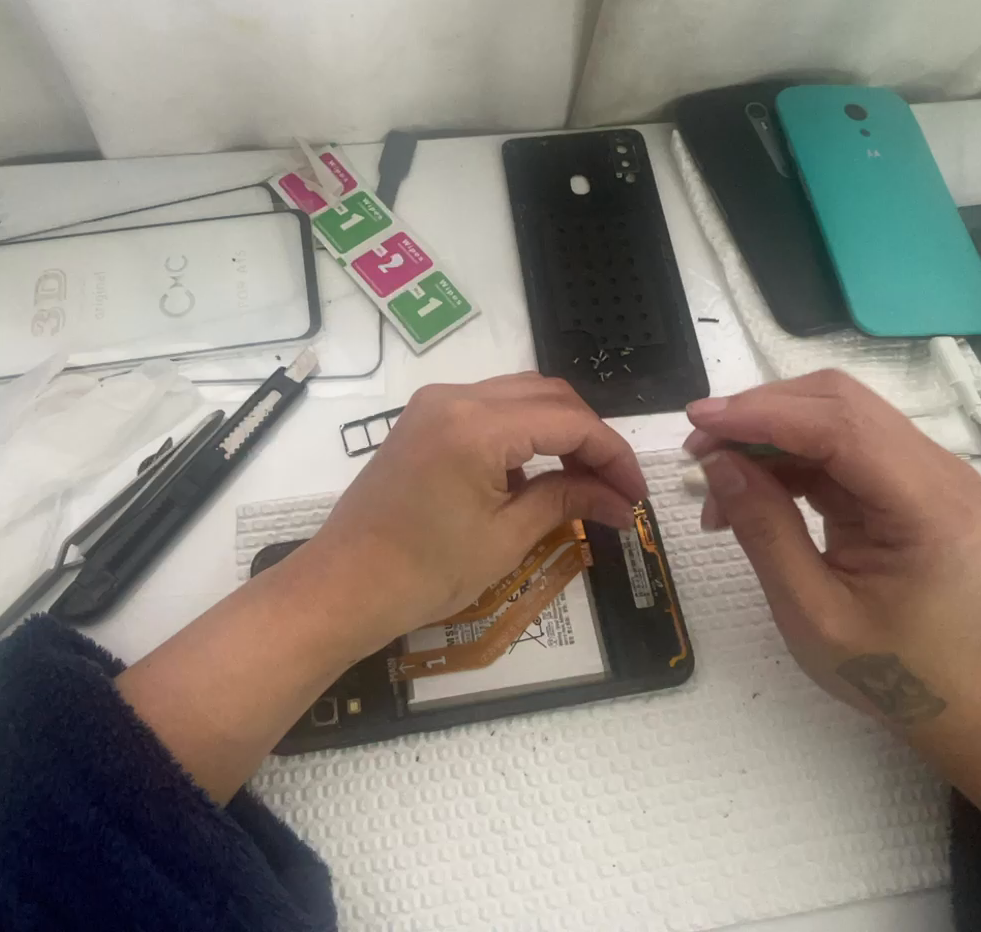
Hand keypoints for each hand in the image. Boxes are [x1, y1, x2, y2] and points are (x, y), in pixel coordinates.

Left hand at [306, 373, 647, 647]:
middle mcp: (455, 397)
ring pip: (520, 396)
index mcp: (477, 425)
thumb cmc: (424, 573)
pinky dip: (522, 432)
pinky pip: (489, 408)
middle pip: (548, 396)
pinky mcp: (423, 418)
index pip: (569, 422)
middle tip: (615, 488)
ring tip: (583, 481)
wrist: (345, 585)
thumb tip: (621, 502)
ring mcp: (434, 403)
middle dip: (590, 437)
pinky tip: (533, 473)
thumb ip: (567, 501)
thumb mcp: (506, 538)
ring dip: (558, 430)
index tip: (635, 494)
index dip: (613, 455)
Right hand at [685, 370, 980, 725]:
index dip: (764, 415)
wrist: (943, 691)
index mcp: (927, 508)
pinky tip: (743, 489)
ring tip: (712, 480)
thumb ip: (764, 531)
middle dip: (757, 414)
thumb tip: (716, 464)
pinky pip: (827, 442)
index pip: (842, 429)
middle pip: (837, 404)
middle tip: (696, 450)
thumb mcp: (809, 611)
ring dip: (762, 434)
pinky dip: (777, 457)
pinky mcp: (897, 474)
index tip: (698, 421)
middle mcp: (935, 470)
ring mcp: (919, 467)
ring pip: (828, 414)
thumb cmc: (883, 666)